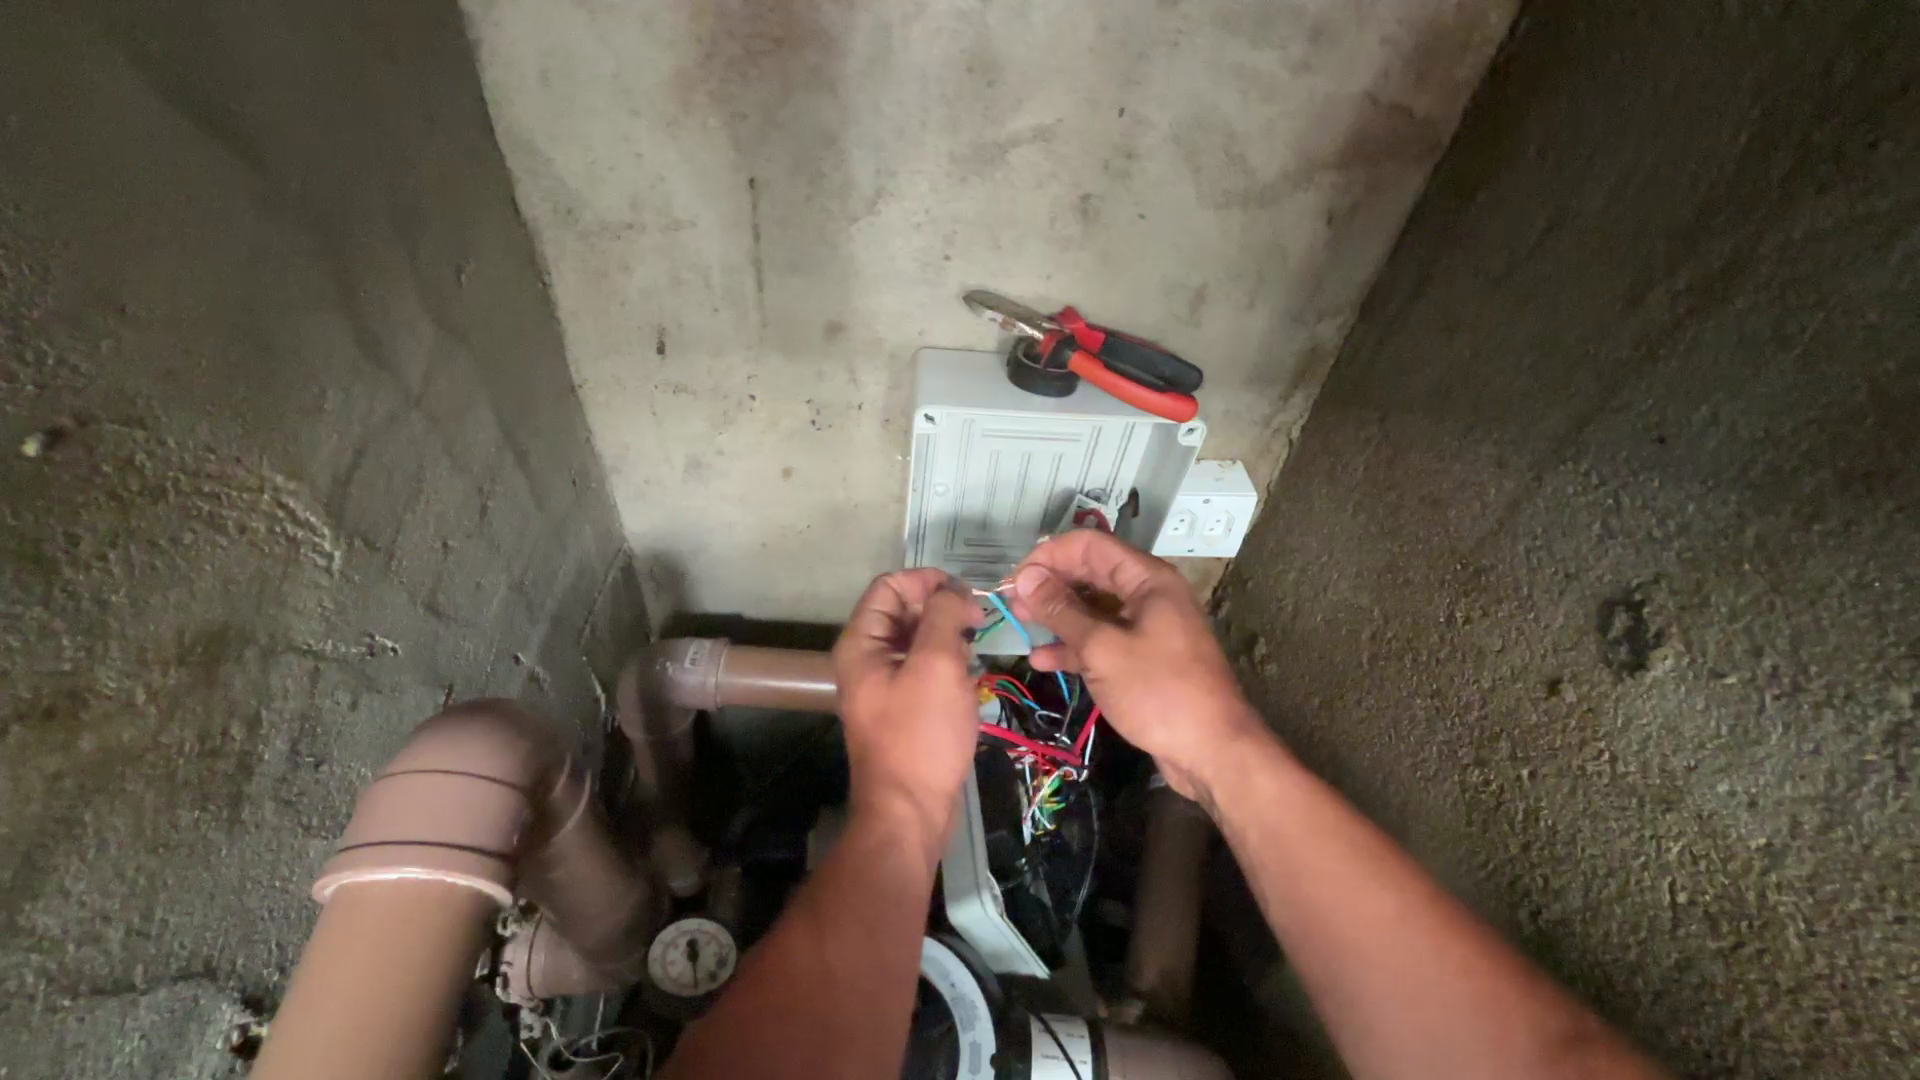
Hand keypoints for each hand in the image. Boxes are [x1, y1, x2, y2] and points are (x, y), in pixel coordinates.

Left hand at [833, 568, 981, 853]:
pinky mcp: (903, 709)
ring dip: (949, 636)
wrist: (910, 811)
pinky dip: (948, 664)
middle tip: (979, 620)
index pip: (890, 586)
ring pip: (918, 641)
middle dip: (942, 608)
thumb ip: (944, 615)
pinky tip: (972, 675)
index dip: (927, 581)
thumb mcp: (937, 664)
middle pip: (904, 611)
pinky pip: (925, 670)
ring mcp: (884, 686)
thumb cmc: (921, 734)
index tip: (967, 594)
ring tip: (978, 647)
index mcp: (862, 643)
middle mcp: (866, 659)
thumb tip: (954, 591)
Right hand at [1010, 530, 1272, 800]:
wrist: (1212, 751)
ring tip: (1020, 626)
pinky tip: (1043, 660)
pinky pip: (1101, 641)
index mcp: (1147, 579)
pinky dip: (1073, 647)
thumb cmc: (1159, 691)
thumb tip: (1026, 577)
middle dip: (1050, 585)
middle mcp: (1148, 596)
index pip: (1090, 546)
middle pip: (1090, 575)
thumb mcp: (1102, 648)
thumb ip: (1062, 610)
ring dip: (1057, 616)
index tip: (1015, 579)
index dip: (1049, 556)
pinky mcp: (1141, 659)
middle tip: (1011, 603)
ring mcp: (1146, 628)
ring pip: (1093, 610)